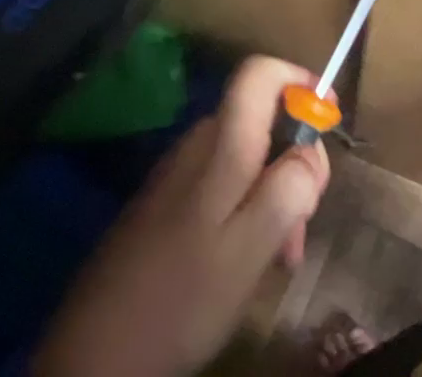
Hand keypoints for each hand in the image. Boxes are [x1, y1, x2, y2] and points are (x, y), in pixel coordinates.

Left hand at [33, 56, 332, 376]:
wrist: (92, 355)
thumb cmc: (182, 297)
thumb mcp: (250, 248)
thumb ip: (288, 189)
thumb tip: (310, 149)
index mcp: (221, 147)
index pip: (259, 74)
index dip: (300, 80)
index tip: (330, 116)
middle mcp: (196, 147)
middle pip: (262, 121)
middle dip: (296, 161)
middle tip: (304, 222)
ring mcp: (176, 176)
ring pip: (247, 160)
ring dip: (275, 196)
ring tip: (280, 257)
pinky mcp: (164, 206)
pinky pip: (222, 187)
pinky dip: (247, 212)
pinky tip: (247, 262)